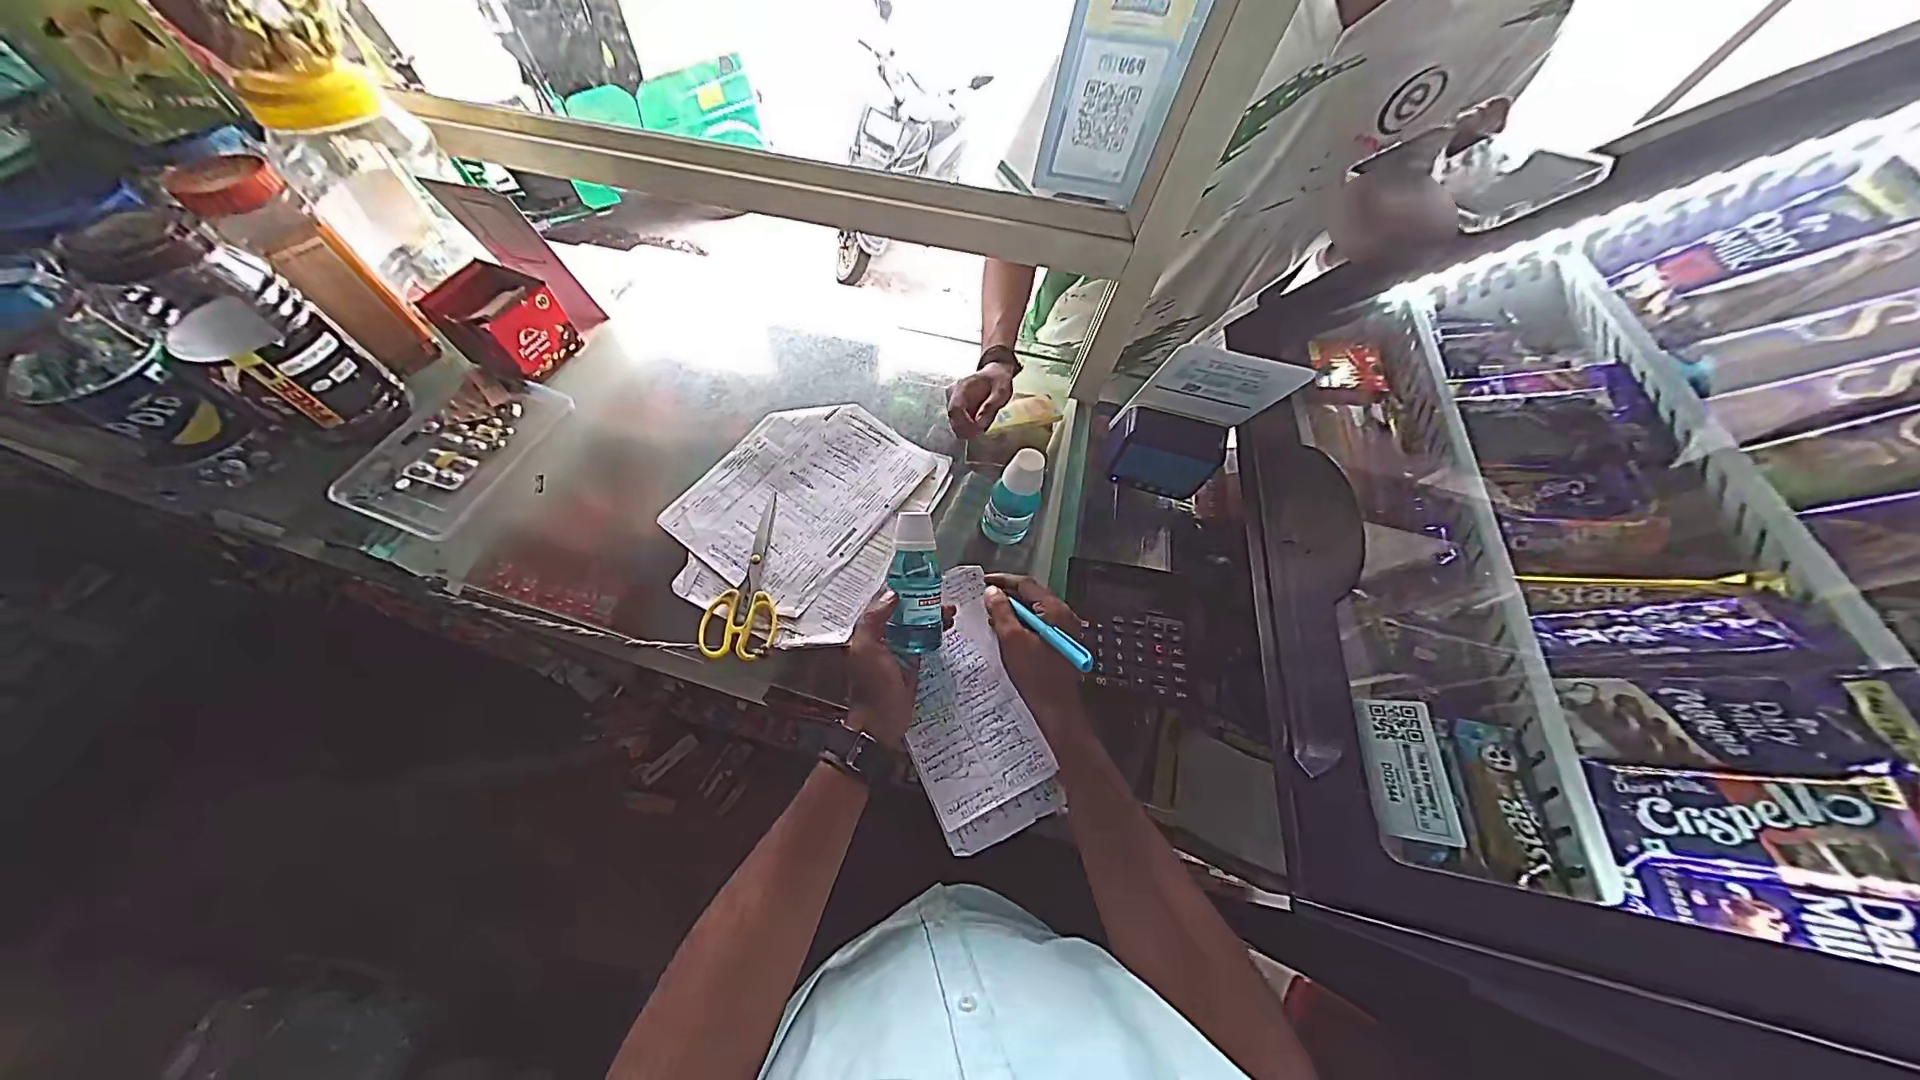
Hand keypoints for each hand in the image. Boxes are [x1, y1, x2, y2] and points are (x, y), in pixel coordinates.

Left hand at [845, 591, 953, 749]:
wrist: (882, 723)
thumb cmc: (871, 687)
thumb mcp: (867, 648)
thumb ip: (874, 619)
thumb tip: (891, 593)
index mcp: (868, 629)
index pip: (884, 599)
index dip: (900, 585)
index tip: (919, 574)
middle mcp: (883, 634)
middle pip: (905, 608)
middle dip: (922, 598)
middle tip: (940, 592)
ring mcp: (899, 647)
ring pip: (918, 621)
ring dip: (933, 613)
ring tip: (950, 610)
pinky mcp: (914, 659)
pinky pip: (926, 638)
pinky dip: (936, 629)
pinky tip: (948, 625)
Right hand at [946, 359, 1015, 438]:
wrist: (995, 373)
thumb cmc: (998, 380)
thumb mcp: (1000, 392)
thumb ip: (990, 406)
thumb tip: (978, 424)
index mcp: (962, 387)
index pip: (955, 409)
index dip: (963, 423)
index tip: (976, 431)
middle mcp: (953, 394)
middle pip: (952, 417)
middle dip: (965, 430)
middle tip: (979, 434)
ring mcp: (952, 401)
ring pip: (954, 422)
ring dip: (966, 430)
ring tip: (980, 431)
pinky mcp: (956, 408)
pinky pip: (958, 422)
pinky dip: (967, 428)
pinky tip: (977, 428)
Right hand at [982, 573, 1086, 724]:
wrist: (1057, 714)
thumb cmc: (1035, 677)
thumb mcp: (1013, 640)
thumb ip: (1002, 612)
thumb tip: (992, 591)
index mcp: (1055, 611)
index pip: (1027, 585)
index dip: (1003, 581)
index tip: (981, 581)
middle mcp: (1062, 617)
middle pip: (1031, 597)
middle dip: (1006, 595)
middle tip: (981, 597)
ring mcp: (1062, 632)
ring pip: (1032, 613)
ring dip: (1010, 611)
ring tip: (987, 614)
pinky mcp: (1057, 647)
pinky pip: (1035, 627)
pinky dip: (1018, 626)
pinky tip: (1001, 633)